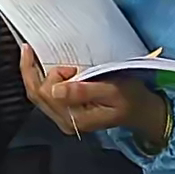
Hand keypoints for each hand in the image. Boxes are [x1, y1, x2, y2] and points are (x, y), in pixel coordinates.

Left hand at [19, 45, 170, 145]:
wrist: (140, 111)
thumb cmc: (130, 98)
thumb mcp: (112, 91)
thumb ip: (83, 91)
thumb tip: (56, 89)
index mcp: (75, 118)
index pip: (47, 95)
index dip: (51, 75)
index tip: (70, 66)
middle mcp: (65, 121)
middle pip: (36, 95)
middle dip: (34, 71)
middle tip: (37, 52)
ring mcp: (63, 119)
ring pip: (36, 95)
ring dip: (34, 74)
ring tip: (35, 56)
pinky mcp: (64, 113)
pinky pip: (44, 96)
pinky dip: (40, 79)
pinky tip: (40, 67)